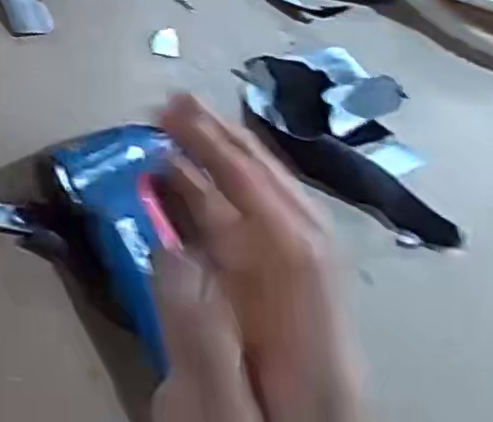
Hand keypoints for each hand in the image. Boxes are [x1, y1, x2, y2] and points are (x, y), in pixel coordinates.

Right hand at [157, 94, 363, 421]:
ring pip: (268, 223)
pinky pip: (244, 246)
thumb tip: (175, 251)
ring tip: (176, 123)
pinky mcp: (267, 321)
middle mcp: (313, 318)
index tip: (192, 134)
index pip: (296, 243)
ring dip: (225, 167)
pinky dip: (215, 202)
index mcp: (317, 350)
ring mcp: (294, 318)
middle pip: (288, 216)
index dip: (247, 179)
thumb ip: (202, 345)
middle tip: (178, 102)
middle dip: (236, 152)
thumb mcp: (218, 421)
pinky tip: (182, 181)